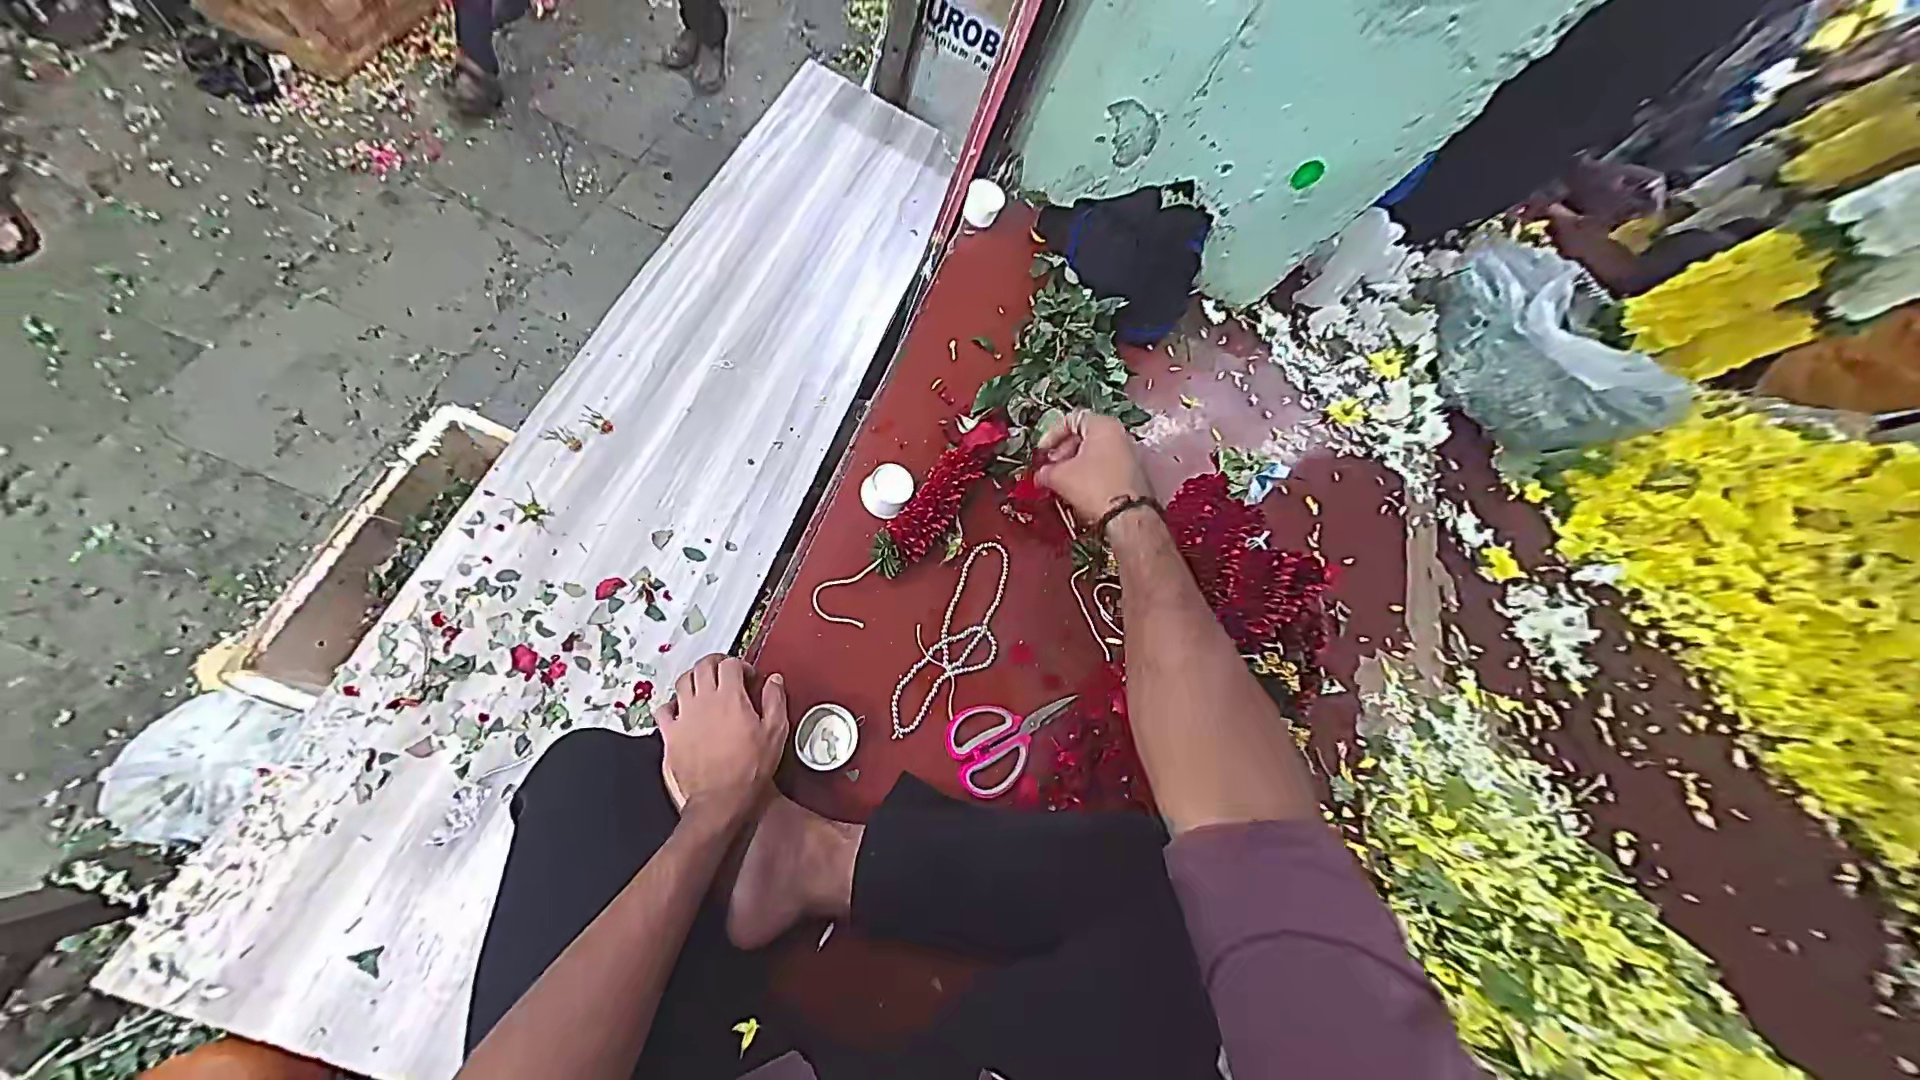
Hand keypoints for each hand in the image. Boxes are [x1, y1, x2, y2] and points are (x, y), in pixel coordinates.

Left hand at [655, 655, 787, 828]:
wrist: (721, 799)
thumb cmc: (750, 768)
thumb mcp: (775, 732)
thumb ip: (775, 700)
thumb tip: (774, 681)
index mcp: (730, 697)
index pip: (730, 664)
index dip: (740, 665)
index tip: (748, 677)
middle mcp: (704, 701)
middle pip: (703, 666)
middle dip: (716, 662)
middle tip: (726, 670)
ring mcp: (684, 717)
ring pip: (682, 681)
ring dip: (695, 677)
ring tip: (705, 684)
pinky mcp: (671, 735)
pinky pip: (663, 709)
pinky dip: (672, 704)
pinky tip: (681, 709)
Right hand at [1034, 410, 1152, 523]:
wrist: (1126, 517)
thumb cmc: (1092, 486)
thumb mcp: (1059, 476)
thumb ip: (1046, 471)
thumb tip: (1042, 475)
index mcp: (1104, 425)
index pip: (1072, 419)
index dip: (1051, 435)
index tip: (1042, 452)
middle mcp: (1121, 435)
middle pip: (1085, 436)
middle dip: (1062, 452)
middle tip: (1050, 468)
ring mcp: (1130, 455)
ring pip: (1095, 454)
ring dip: (1075, 465)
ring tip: (1061, 482)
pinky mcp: (1134, 475)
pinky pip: (1106, 467)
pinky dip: (1090, 475)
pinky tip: (1079, 491)